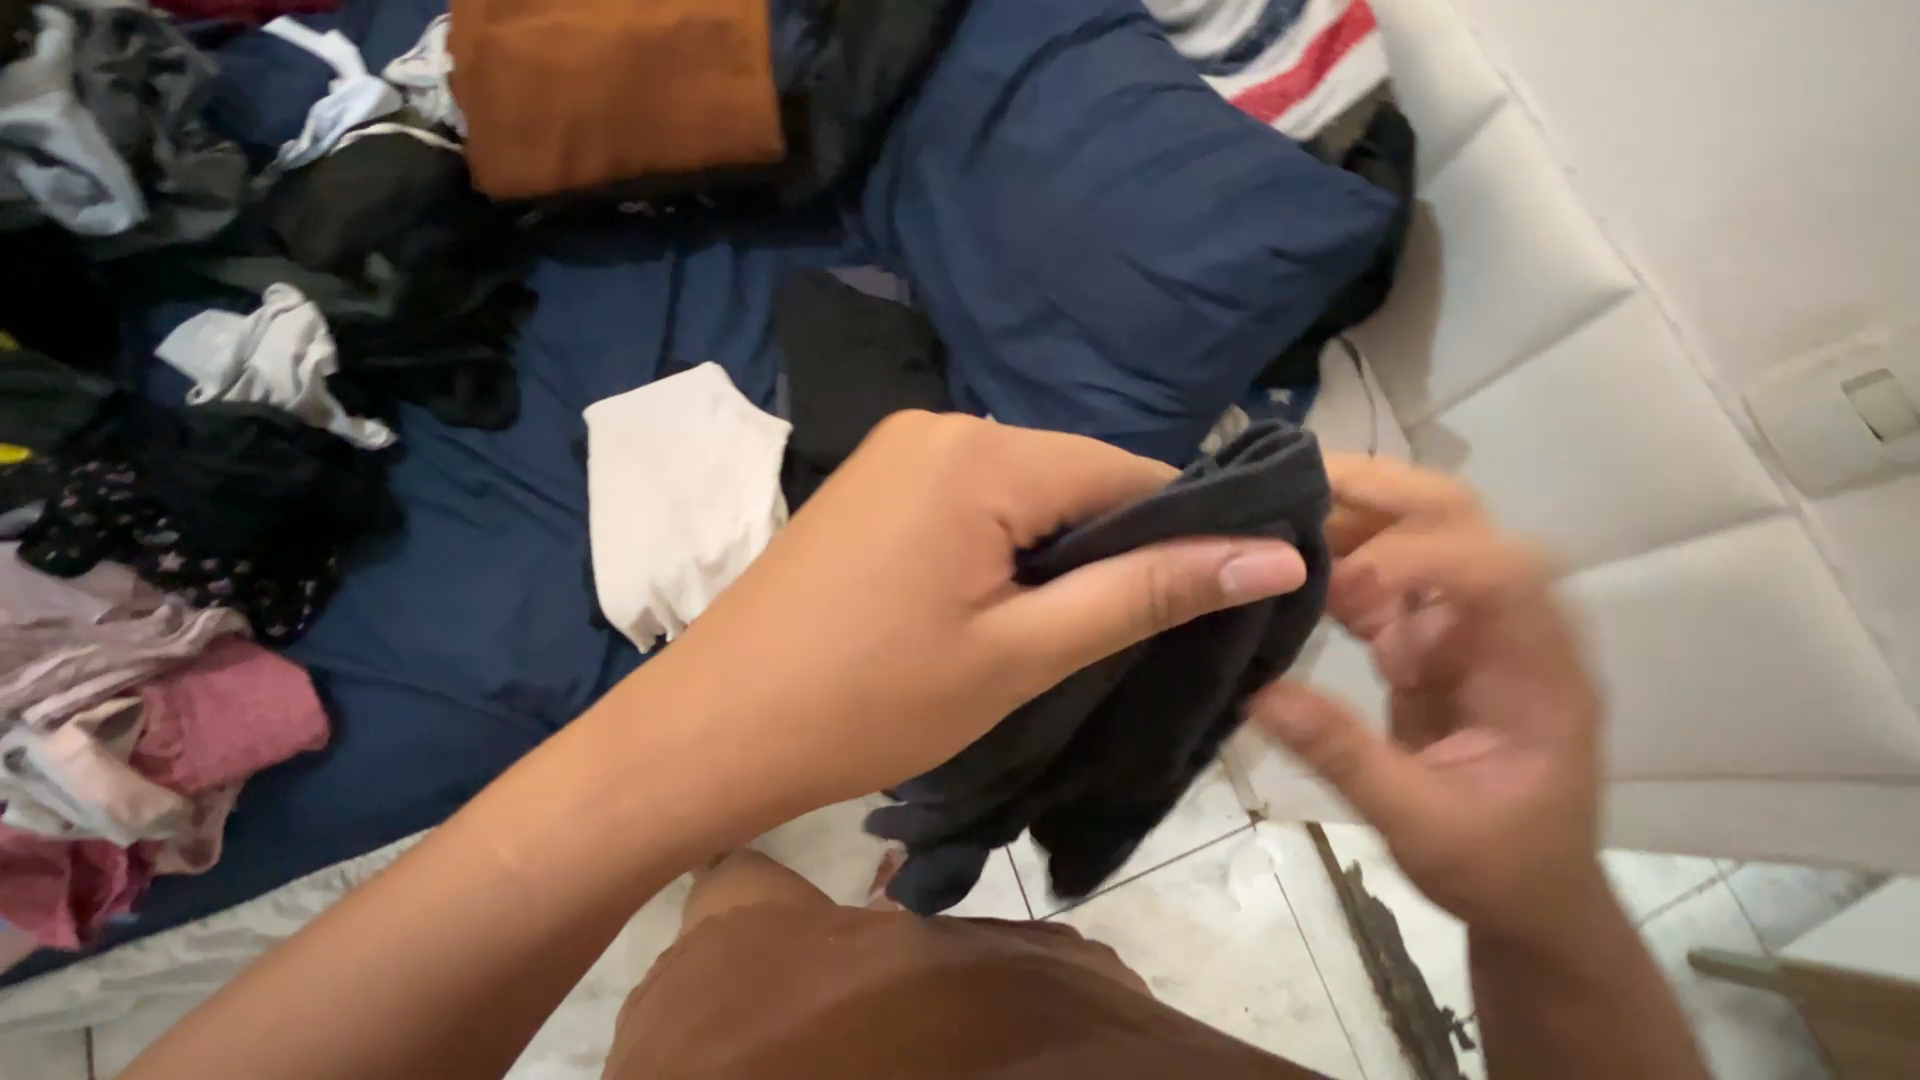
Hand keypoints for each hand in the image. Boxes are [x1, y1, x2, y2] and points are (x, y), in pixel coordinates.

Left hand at [654, 412, 1308, 816]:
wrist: (712, 728)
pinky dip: (1000, 546)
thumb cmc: (869, 701)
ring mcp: (896, 450)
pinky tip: (983, 606)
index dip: (1180, 532)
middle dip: (1108, 548)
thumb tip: (1273, 554)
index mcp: (983, 453)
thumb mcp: (1022, 653)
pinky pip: (970, 498)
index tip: (1203, 602)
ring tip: (1043, 633)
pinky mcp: (871, 483)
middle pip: (1073, 476)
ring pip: (1023, 489)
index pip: (1129, 471)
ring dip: (1052, 553)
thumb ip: (1145, 592)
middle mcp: (941, 425)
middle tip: (1108, 640)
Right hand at [1250, 456, 1608, 946]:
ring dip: (1353, 519)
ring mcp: (1468, 628)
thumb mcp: (1421, 824)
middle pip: (1465, 525)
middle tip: (1299, 483)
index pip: (1504, 575)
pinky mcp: (1429, 641)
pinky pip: (1384, 583)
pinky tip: (1291, 572)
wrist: (1526, 892)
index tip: (1343, 571)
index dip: (1426, 554)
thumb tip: (1256, 693)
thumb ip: (1344, 756)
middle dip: (1385, 495)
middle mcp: (1511, 627)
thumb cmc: (1499, 865)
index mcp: (1540, 670)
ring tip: (1278, 512)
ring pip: (1420, 537)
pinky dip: (1337, 569)